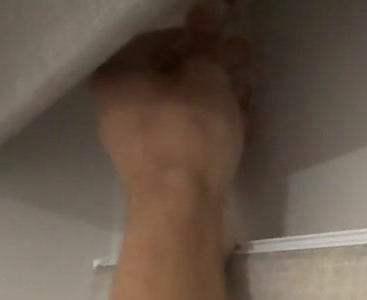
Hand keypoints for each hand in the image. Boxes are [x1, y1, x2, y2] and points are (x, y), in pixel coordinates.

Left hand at [90, 2, 250, 212]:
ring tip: (249, 90)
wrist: (183, 212)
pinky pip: (190, 140)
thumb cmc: (187, 134)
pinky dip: (214, 129)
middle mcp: (121, 109)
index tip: (226, 32)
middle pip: (172, 77)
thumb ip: (208, 44)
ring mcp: (143, 147)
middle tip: (244, 58)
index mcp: (117, 75)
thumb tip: (209, 12)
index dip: (197, 32)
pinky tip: (243, 123)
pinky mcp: (165, 174)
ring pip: (185, 111)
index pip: (158, 39)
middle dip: (211, 66)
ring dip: (218, 98)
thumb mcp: (206, 77)